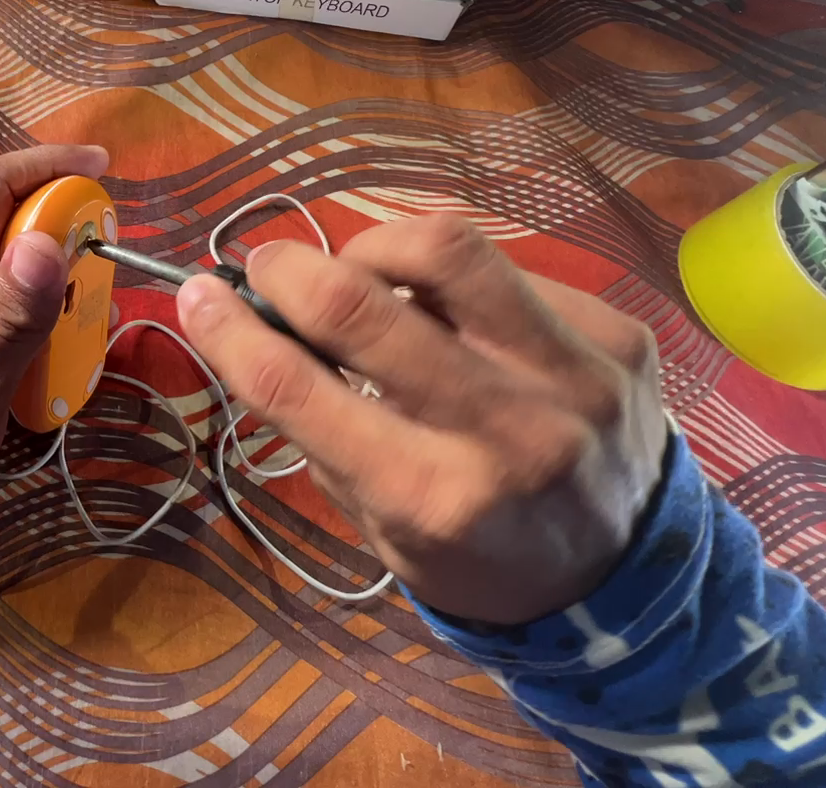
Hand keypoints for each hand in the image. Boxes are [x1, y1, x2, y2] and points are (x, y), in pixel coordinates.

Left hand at [0, 145, 107, 561]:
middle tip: (108, 262)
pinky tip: (49, 351)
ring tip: (90, 313)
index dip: (47, 161)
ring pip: (1, 261)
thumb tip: (47, 241)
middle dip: (62, 219)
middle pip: (1, 217)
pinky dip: (32, 308)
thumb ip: (10, 321)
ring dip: (52, 270)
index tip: (101, 167)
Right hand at [176, 216, 667, 623]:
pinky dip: (445, 278)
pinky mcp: (616, 333)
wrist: (626, 580)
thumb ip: (313, 418)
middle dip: (286, 269)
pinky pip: (501, 267)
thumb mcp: (371, 515)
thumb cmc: (467, 553)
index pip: (292, 387)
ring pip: (444, 248)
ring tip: (357, 269)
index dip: (227, 329)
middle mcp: (505, 431)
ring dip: (370, 246)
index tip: (198, 293)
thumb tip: (251, 320)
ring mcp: (574, 373)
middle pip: (359, 306)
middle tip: (267, 266)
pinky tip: (445, 311)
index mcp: (427, 496)